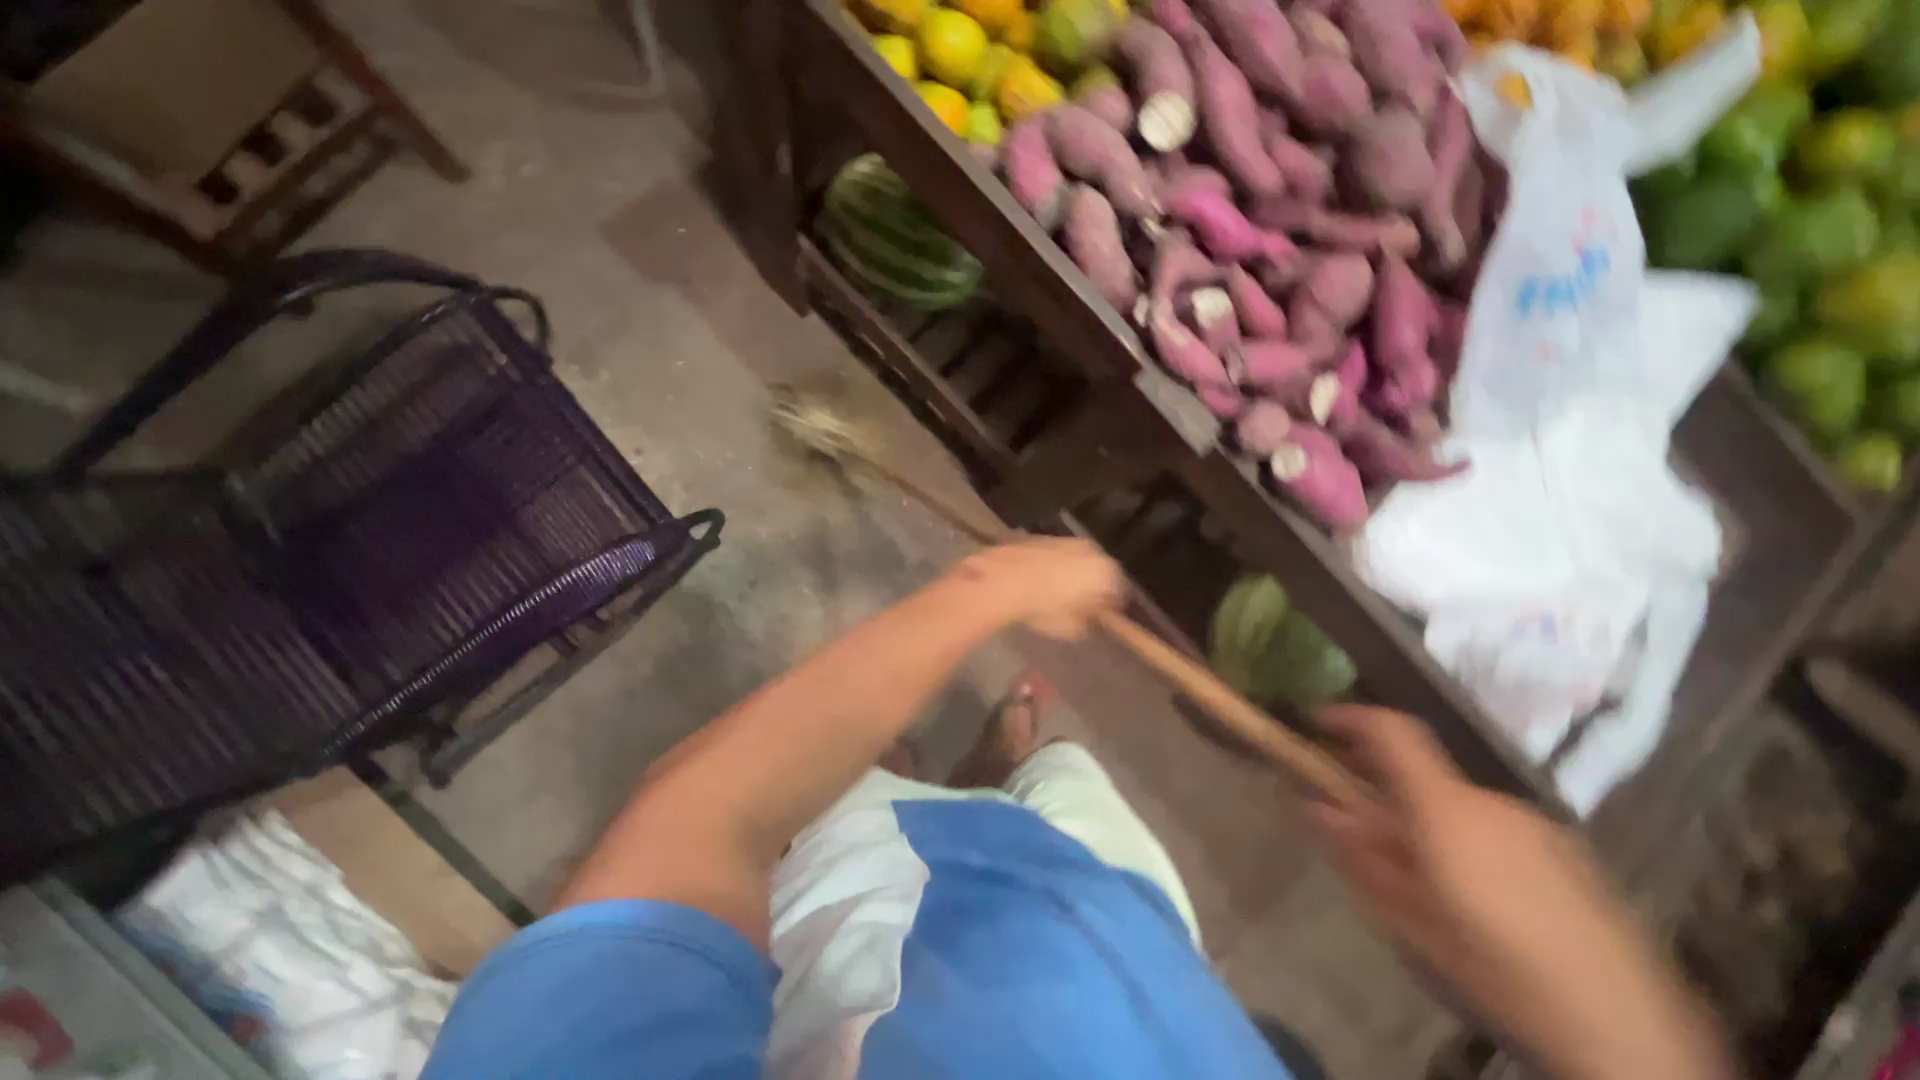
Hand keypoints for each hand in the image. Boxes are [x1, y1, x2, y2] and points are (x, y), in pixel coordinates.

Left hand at [947, 537, 1124, 640]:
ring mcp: (1068, 540)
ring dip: (1075, 574)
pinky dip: (1056, 566)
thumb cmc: (1044, 608)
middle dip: (1093, 587)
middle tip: (1080, 606)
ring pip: (1080, 561)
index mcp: (1106, 572)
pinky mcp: (1045, 537)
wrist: (1004, 579)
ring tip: (1058, 593)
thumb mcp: (1072, 628)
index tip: (1100, 619)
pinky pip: (1059, 556)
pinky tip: (1042, 580)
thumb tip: (1088, 618)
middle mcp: (1093, 550)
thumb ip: (1088, 623)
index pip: (1119, 593)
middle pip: (1100, 572)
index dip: (1110, 609)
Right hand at [1311, 706, 1736, 1079]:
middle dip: (1380, 783)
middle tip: (1348, 814)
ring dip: (1423, 817)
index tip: (1317, 723)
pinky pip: (1493, 826)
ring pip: (1458, 804)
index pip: (1393, 732)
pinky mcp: (1566, 851)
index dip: (1352, 718)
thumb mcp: (1410, 920)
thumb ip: (1362, 855)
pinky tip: (1469, 893)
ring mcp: (1535, 823)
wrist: (1624, 1025)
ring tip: (1409, 870)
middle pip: (1422, 772)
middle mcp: (1491, 801)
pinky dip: (1462, 837)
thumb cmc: (1497, 970)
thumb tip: (1319, 808)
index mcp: (1447, 810)